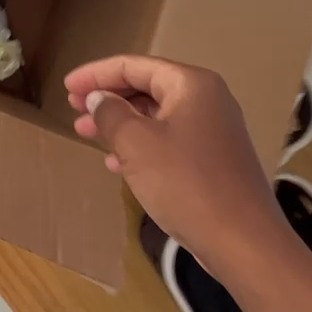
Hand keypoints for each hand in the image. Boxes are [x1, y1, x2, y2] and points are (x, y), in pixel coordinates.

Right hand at [64, 55, 286, 268]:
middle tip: (73, 109)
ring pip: (154, 116)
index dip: (95, 74)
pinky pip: (168, 140)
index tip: (66, 87)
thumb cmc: (187, 183)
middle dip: (106, 98)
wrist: (245, 246)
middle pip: (144, 87)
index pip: (132, 65)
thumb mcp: (136, 142)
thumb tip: (97, 98)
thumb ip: (109, 112)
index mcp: (191, 85)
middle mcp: (207, 100)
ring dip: (118, 123)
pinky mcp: (215, 162)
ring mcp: (214, 132)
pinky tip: (116, 164)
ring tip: (86, 134)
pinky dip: (139, 145)